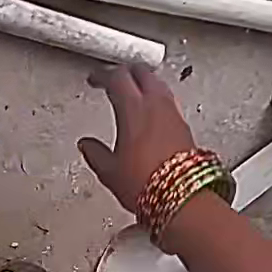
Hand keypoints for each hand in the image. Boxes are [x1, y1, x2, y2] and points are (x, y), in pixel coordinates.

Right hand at [80, 64, 197, 213]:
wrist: (182, 199)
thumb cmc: (149, 185)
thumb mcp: (110, 172)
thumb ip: (95, 153)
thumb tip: (87, 145)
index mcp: (134, 109)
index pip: (117, 77)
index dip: (103, 75)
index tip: (95, 79)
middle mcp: (157, 106)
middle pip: (141, 72)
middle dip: (125, 71)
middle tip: (114, 78)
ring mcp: (173, 114)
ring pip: (158, 84)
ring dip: (144, 82)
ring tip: (133, 91)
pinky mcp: (184, 127)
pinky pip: (169, 101)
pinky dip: (156, 98)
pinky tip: (151, 112)